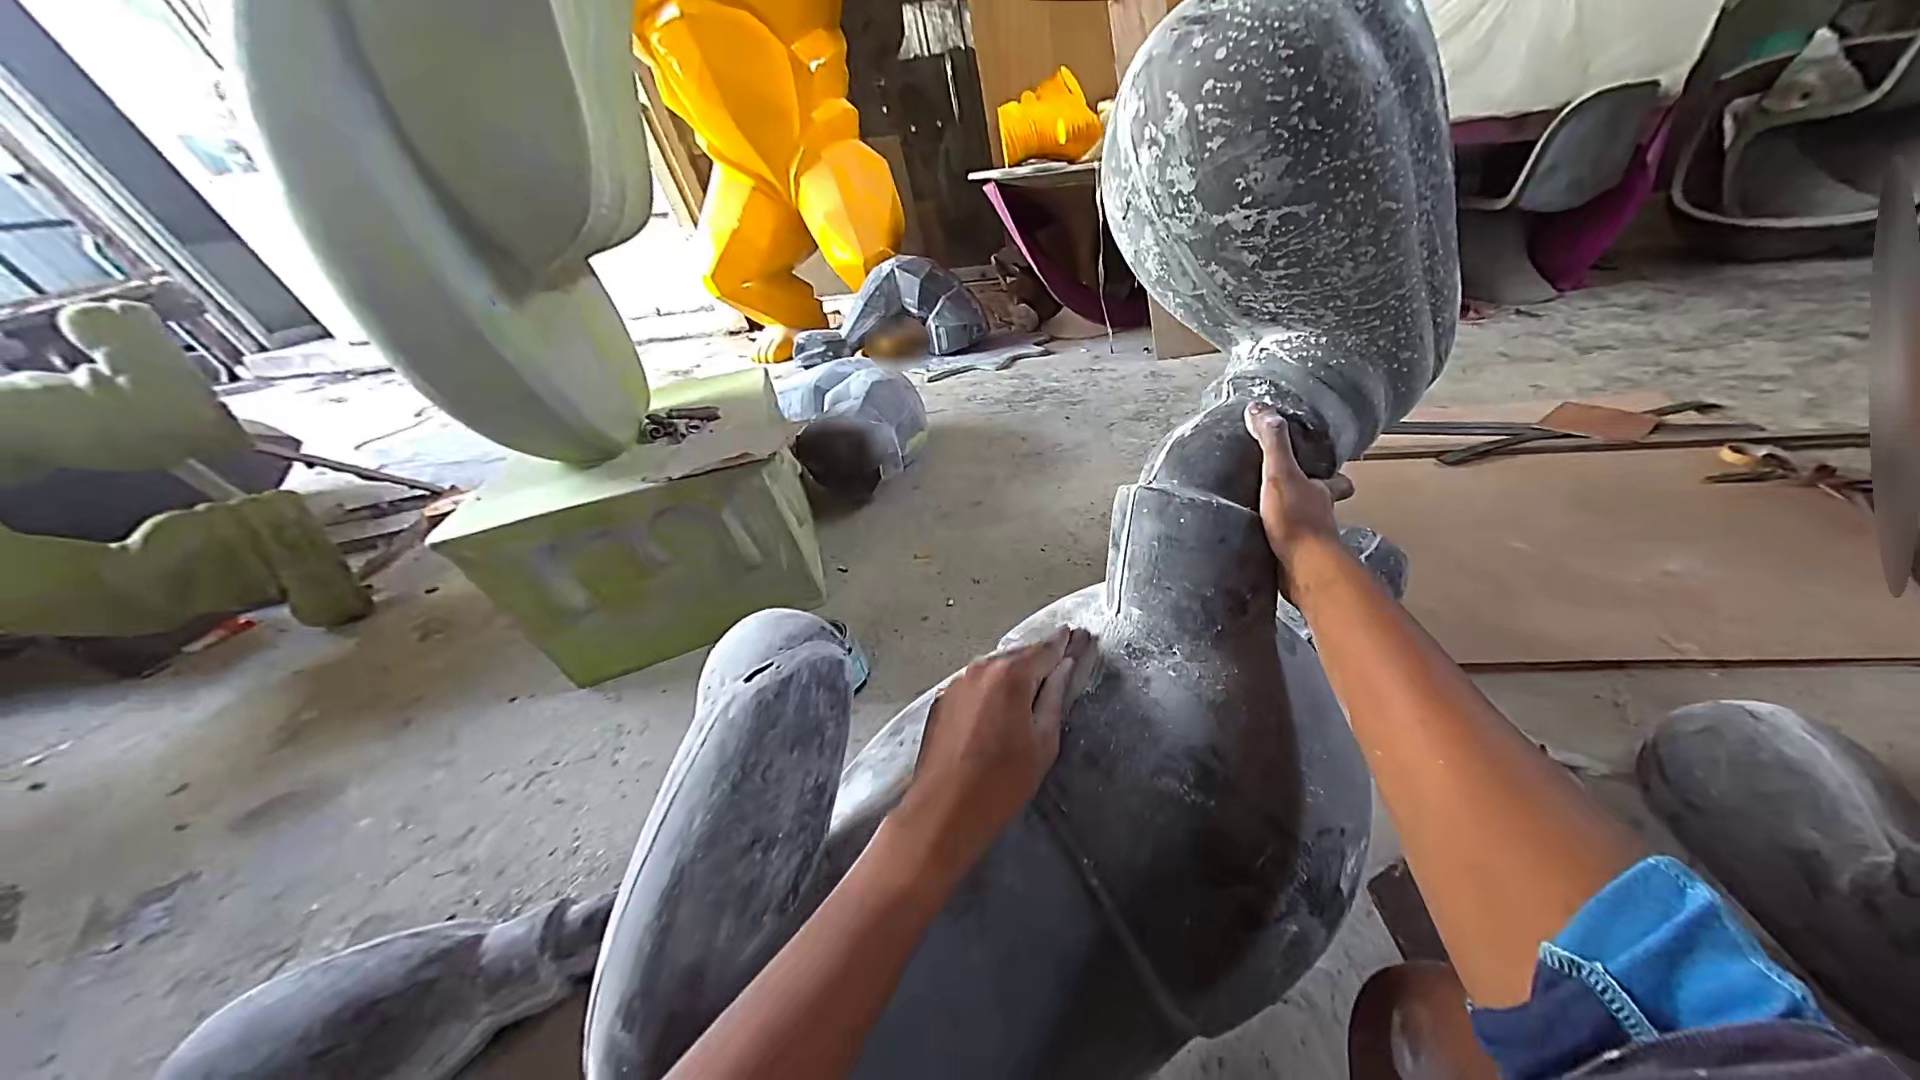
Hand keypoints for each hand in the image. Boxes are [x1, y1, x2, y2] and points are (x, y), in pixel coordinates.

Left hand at [894, 627, 1092, 883]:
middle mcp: (980, 669)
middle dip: (1039, 657)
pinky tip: (1001, 707)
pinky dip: (992, 689)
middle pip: (1018, 655)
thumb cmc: (1001, 781)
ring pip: (994, 669)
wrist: (944, 809)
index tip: (1077, 636)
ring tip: (1034, 684)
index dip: (1064, 644)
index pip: (1045, 649)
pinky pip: (976, 686)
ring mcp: (956, 683)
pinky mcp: (942, 701)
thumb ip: (1055, 697)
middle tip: (1062, 658)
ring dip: (1014, 673)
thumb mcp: (1043, 741)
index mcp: (1009, 674)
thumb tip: (1064, 669)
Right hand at [1244, 400, 1351, 565]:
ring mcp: (1307, 537)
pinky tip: (1257, 538)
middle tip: (1288, 490)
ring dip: (1288, 518)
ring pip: (1302, 523)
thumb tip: (1260, 409)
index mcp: (1320, 491)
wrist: (1301, 568)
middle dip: (1308, 496)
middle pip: (1318, 501)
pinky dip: (1273, 539)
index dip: (1332, 474)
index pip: (1335, 479)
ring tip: (1263, 511)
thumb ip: (1272, 442)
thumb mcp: (1280, 473)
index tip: (1324, 468)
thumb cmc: (1296, 520)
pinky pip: (1282, 543)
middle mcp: (1319, 514)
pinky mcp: (1290, 557)